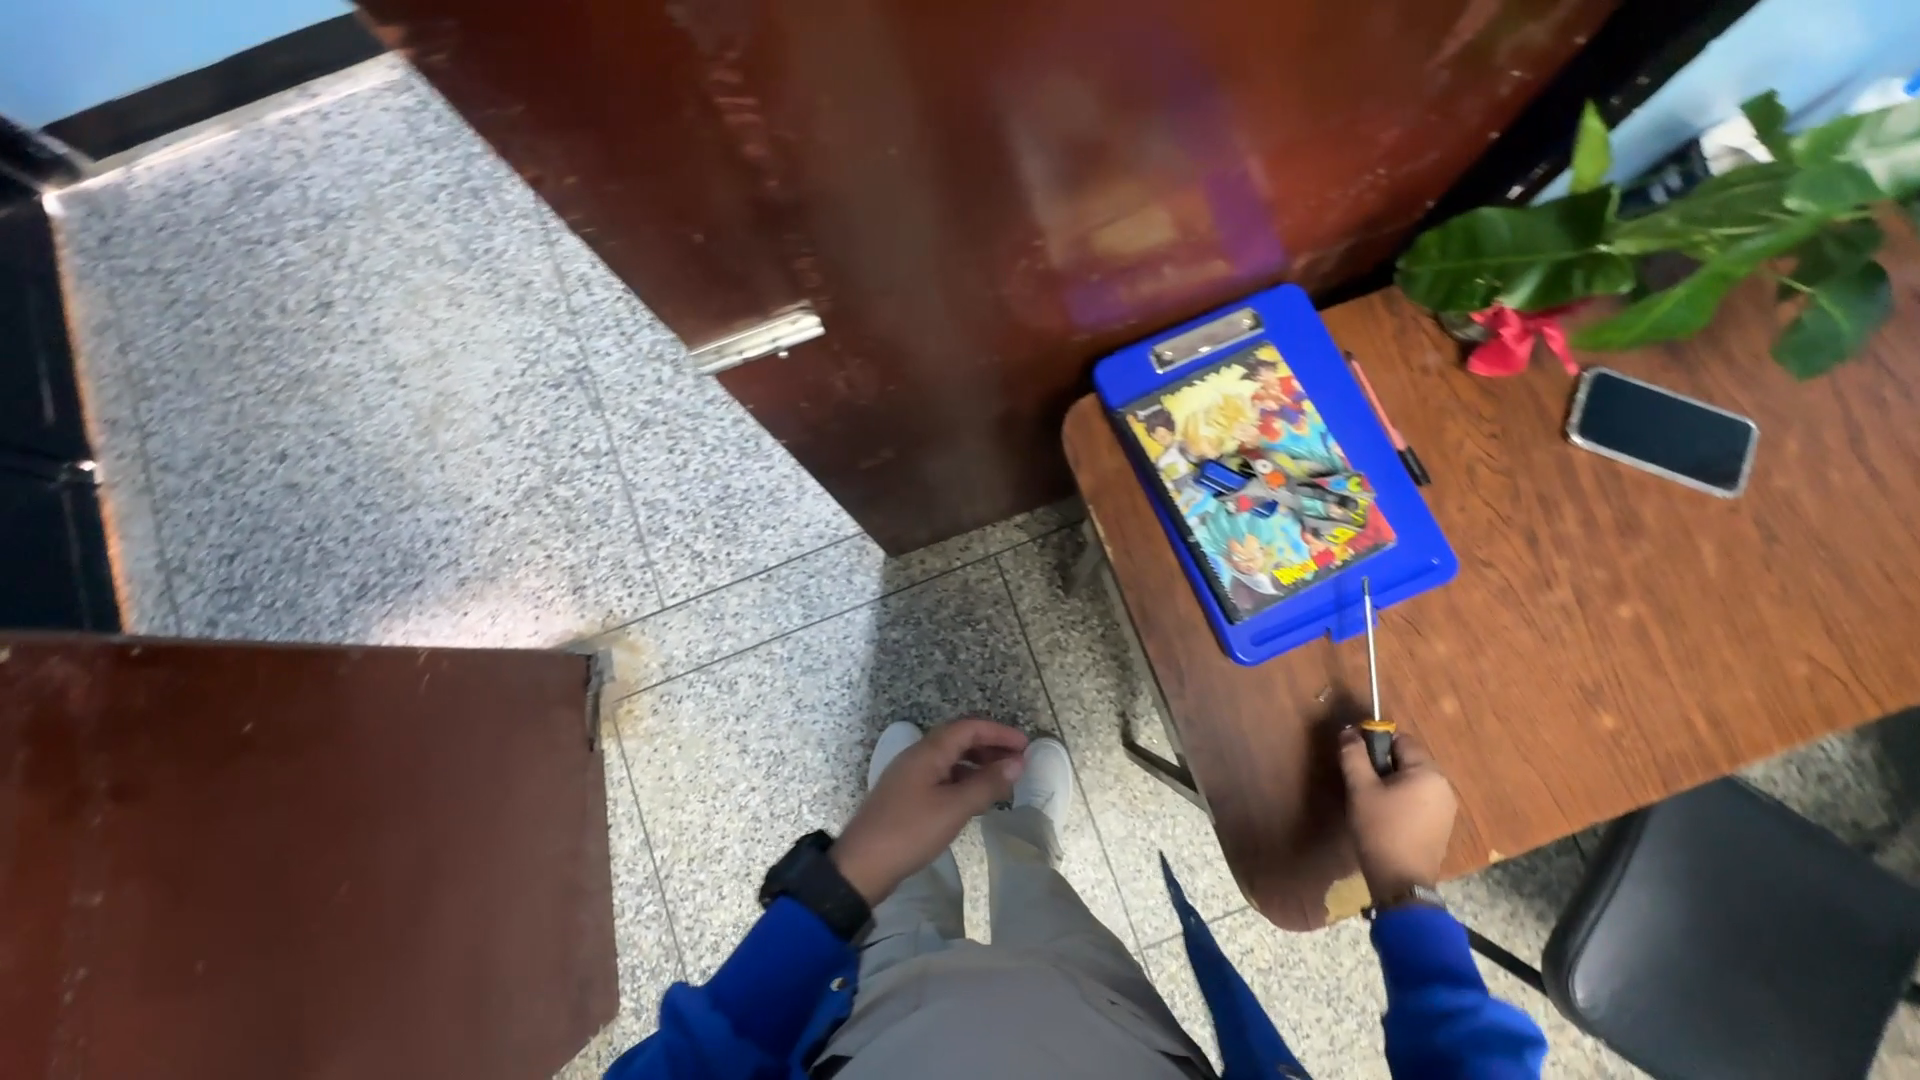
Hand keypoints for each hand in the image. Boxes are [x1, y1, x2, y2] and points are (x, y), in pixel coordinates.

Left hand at [832, 717, 1028, 904]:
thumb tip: (1017, 763)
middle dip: (990, 747)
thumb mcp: (954, 808)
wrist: (860, 865)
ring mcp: (910, 776)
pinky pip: (942, 777)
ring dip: (977, 764)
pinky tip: (975, 798)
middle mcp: (917, 756)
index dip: (999, 732)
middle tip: (1018, 763)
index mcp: (927, 751)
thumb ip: (987, 784)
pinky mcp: (906, 796)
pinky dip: (963, 781)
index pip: (969, 728)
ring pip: (950, 759)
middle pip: (959, 740)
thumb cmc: (909, 831)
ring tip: (1002, 780)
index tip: (1025, 745)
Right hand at [1337, 727, 1456, 901]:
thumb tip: (1349, 731)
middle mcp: (1444, 786)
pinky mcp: (1442, 825)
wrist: (1401, 880)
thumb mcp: (1360, 788)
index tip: (1356, 757)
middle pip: (1408, 759)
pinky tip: (1386, 817)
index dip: (1375, 742)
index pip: (1401, 739)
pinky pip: (1420, 799)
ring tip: (1371, 801)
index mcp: (1428, 772)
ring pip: (1413, 780)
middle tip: (1360, 781)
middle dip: (1383, 764)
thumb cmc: (1380, 829)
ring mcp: (1446, 808)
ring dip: (1392, 782)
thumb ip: (1353, 754)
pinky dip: (1402, 799)